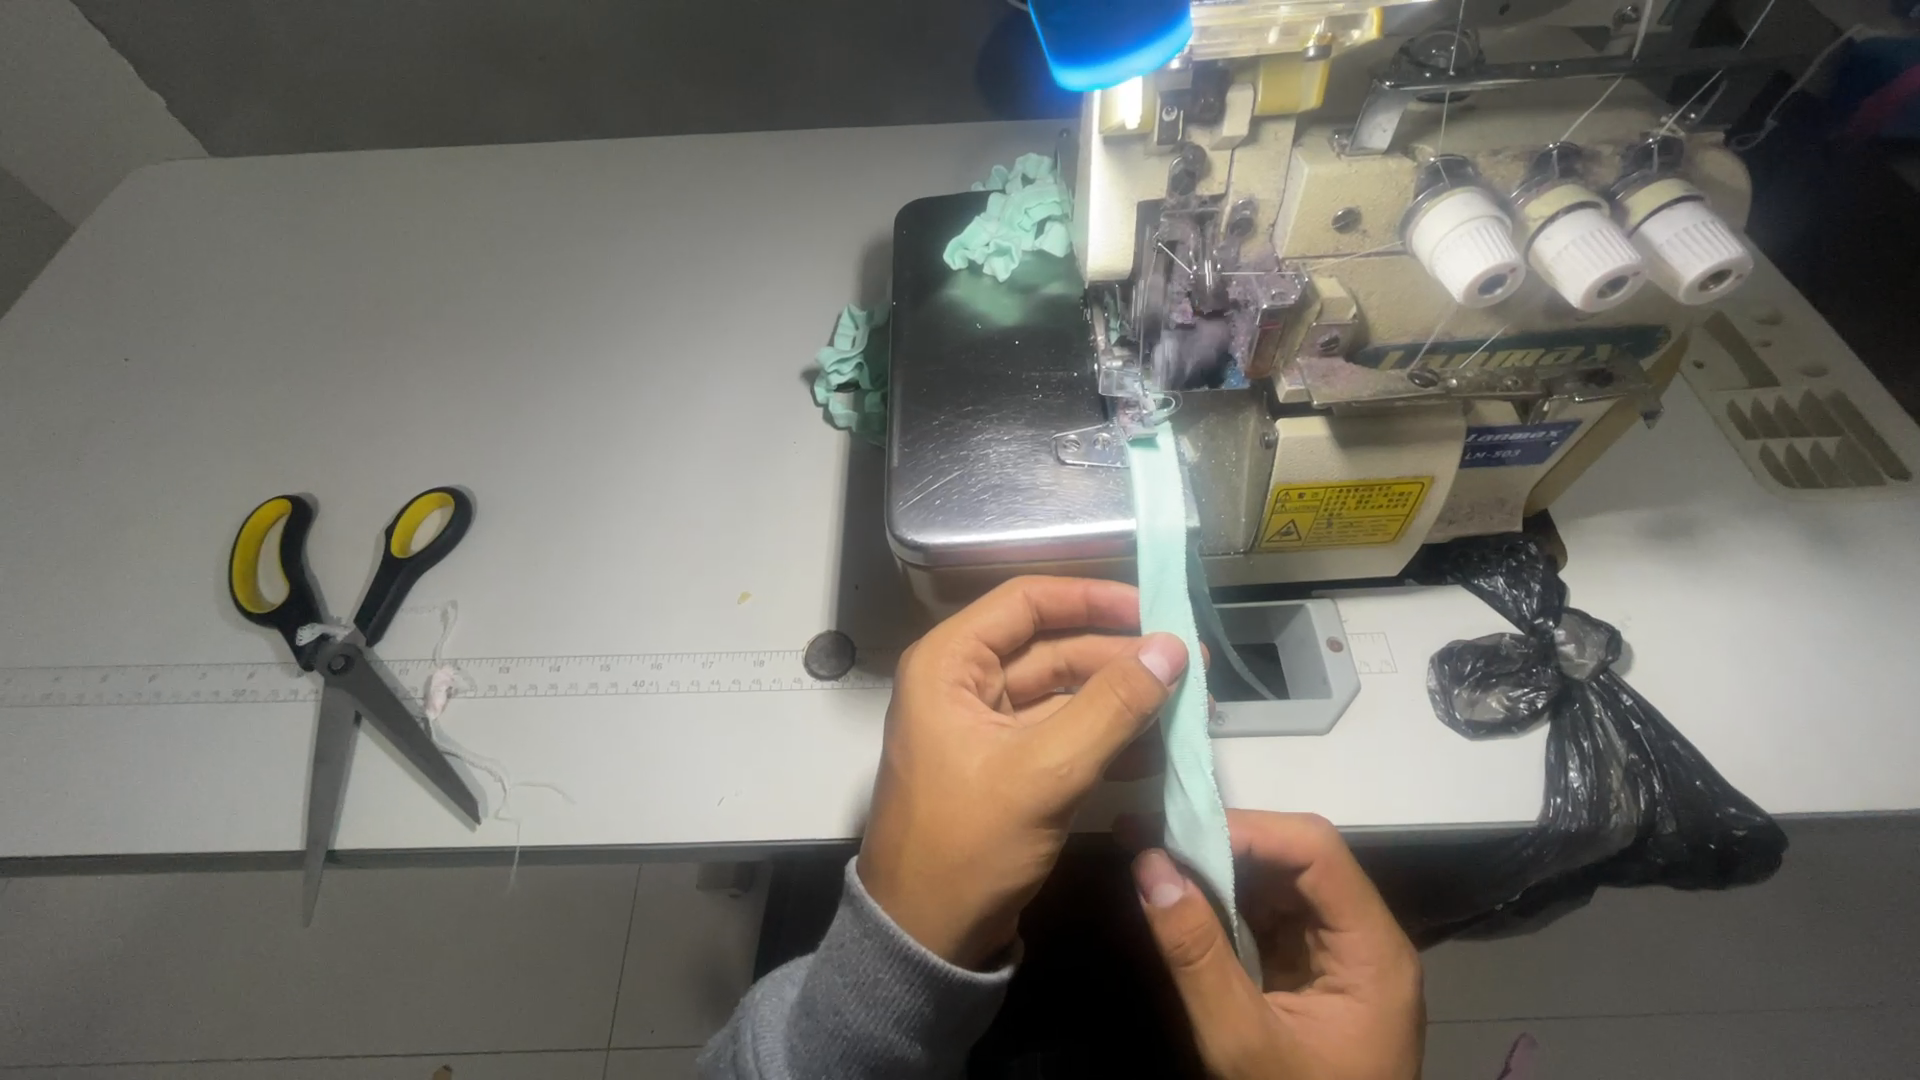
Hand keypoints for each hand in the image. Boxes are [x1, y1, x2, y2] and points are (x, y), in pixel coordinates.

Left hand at [858, 576, 1187, 968]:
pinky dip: (1106, 736)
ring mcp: (986, 723)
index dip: (1092, 598)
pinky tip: (1157, 748)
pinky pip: (1062, 731)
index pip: (1027, 602)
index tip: (1155, 609)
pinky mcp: (1007, 762)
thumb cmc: (969, 844)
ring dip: (1121, 699)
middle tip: (1192, 665)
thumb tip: (1172, 646)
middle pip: (1052, 646)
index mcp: (950, 663)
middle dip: (1120, 656)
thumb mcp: (1045, 772)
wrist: (925, 938)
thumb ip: (1111, 706)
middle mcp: (964, 681)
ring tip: (1189, 706)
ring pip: (1064, 691)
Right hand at [1133, 811, 1423, 1078]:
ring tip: (1152, 848)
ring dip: (1214, 860)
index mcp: (1371, 949)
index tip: (1177, 831)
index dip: (1248, 829)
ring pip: (1276, 876)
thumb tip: (1148, 864)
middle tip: (1149, 831)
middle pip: (1297, 856)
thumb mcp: (1242, 1043)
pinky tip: (1179, 886)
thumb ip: (1197, 953)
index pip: (1317, 851)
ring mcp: (1335, 949)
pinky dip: (1220, 892)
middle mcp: (1362, 936)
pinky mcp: (1307, 963)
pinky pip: (1265, 908)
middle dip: (1222, 838)